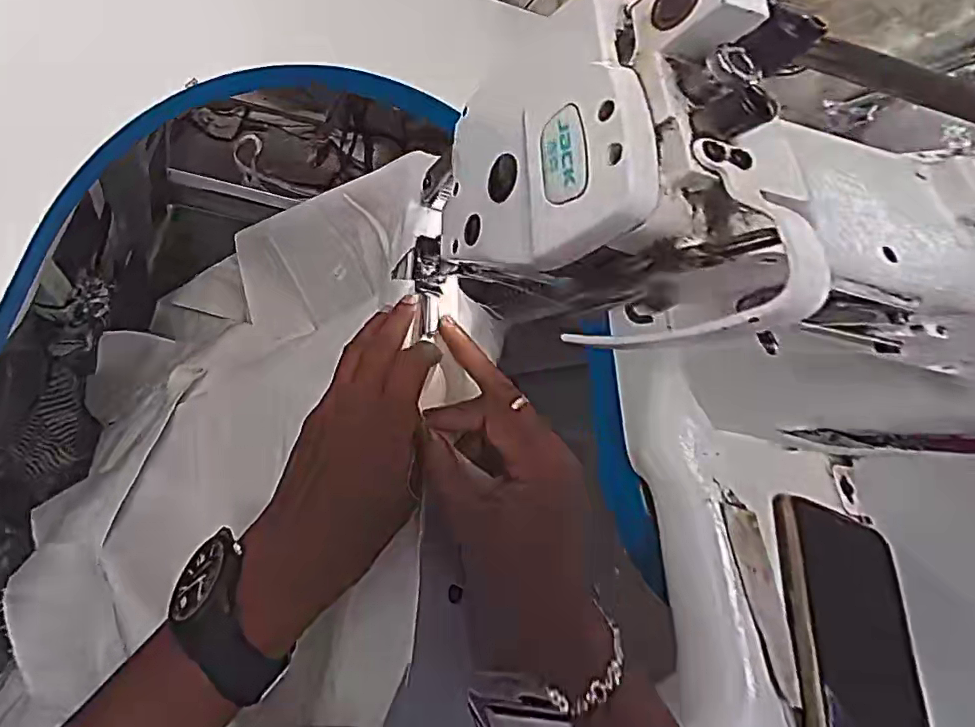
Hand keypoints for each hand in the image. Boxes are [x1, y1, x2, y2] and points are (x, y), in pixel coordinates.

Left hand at [236, 299, 440, 657]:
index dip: (425, 351)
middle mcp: (357, 406)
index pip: (410, 365)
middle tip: (410, 305)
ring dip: (373, 329)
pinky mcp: (317, 417)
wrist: (300, 545)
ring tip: (386, 316)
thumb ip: (418, 448)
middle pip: (379, 346)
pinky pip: (341, 370)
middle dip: (397, 320)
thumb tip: (425, 426)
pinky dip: (355, 351)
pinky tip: (362, 353)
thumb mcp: (407, 491)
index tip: (434, 347)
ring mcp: (333, 408)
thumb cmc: (350, 531)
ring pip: (355, 353)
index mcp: (387, 422)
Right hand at [417, 318, 612, 694]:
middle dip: (458, 415)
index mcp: (542, 457)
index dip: (467, 365)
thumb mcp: (470, 518)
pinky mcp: (538, 488)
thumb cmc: (521, 586)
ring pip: (498, 432)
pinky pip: (502, 454)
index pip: (498, 397)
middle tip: (423, 426)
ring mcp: (547, 474)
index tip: (447, 338)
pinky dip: (475, 456)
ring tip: (435, 453)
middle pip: (498, 411)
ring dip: (465, 437)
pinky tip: (453, 470)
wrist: (547, 635)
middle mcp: (550, 458)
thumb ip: (443, 465)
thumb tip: (423, 431)